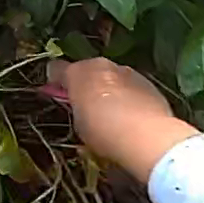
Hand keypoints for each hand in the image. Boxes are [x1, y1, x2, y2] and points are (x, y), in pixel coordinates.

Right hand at [47, 58, 200, 182]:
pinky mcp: (149, 84)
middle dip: (85, 83)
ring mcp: (127, 72)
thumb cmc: (103, 131)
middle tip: (85, 103)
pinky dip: (128, 96)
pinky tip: (131, 115)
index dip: (54, 80)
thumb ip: (76, 107)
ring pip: (111, 77)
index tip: (54, 91)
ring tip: (112, 111)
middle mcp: (101, 65)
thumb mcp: (78, 123)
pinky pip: (131, 87)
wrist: (148, 137)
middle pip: (88, 70)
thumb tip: (78, 104)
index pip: (57, 68)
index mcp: (78, 72)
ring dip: (108, 88)